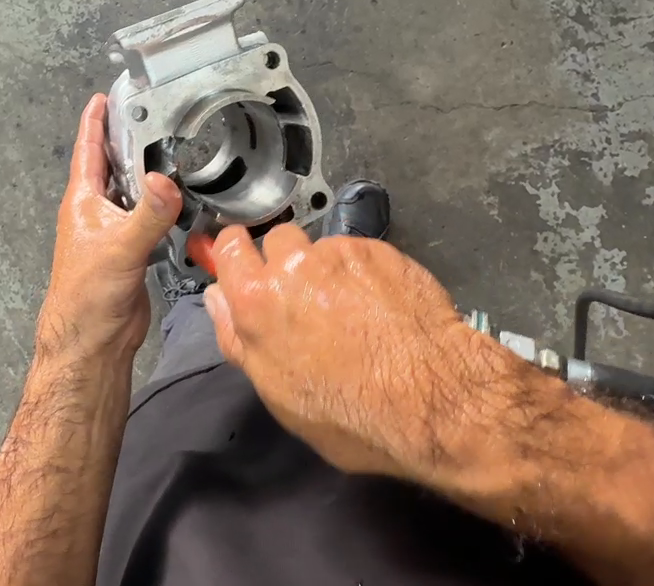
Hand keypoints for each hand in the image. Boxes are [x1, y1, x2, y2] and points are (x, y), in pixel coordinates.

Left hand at [35, 94, 182, 362]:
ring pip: (130, 190)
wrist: (92, 342)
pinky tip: (178, 196)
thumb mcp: (120, 248)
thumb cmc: (89, 294)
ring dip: (145, 170)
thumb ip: (147, 215)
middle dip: (126, 138)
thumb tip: (166, 180)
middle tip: (149, 114)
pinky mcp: (130, 249)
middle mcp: (95, 210)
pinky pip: (145, 215)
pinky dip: (159, 202)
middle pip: (111, 164)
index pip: (87, 149)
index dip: (95, 120)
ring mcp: (112, 230)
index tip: (104, 96)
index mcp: (82, 201)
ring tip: (170, 147)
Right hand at [206, 223, 563, 489]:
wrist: (435, 400)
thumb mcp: (278, 394)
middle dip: (289, 262)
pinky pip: (359, 253)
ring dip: (329, 269)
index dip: (238, 253)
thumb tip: (217, 297)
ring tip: (357, 309)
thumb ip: (238, 338)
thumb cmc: (349, 413)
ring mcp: (337, 253)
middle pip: (277, 241)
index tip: (249, 264)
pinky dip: (366, 272)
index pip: (229, 245)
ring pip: (321, 248)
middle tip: (311, 299)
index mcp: (256, 300)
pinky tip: (385, 305)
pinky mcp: (377, 249)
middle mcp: (291, 265)